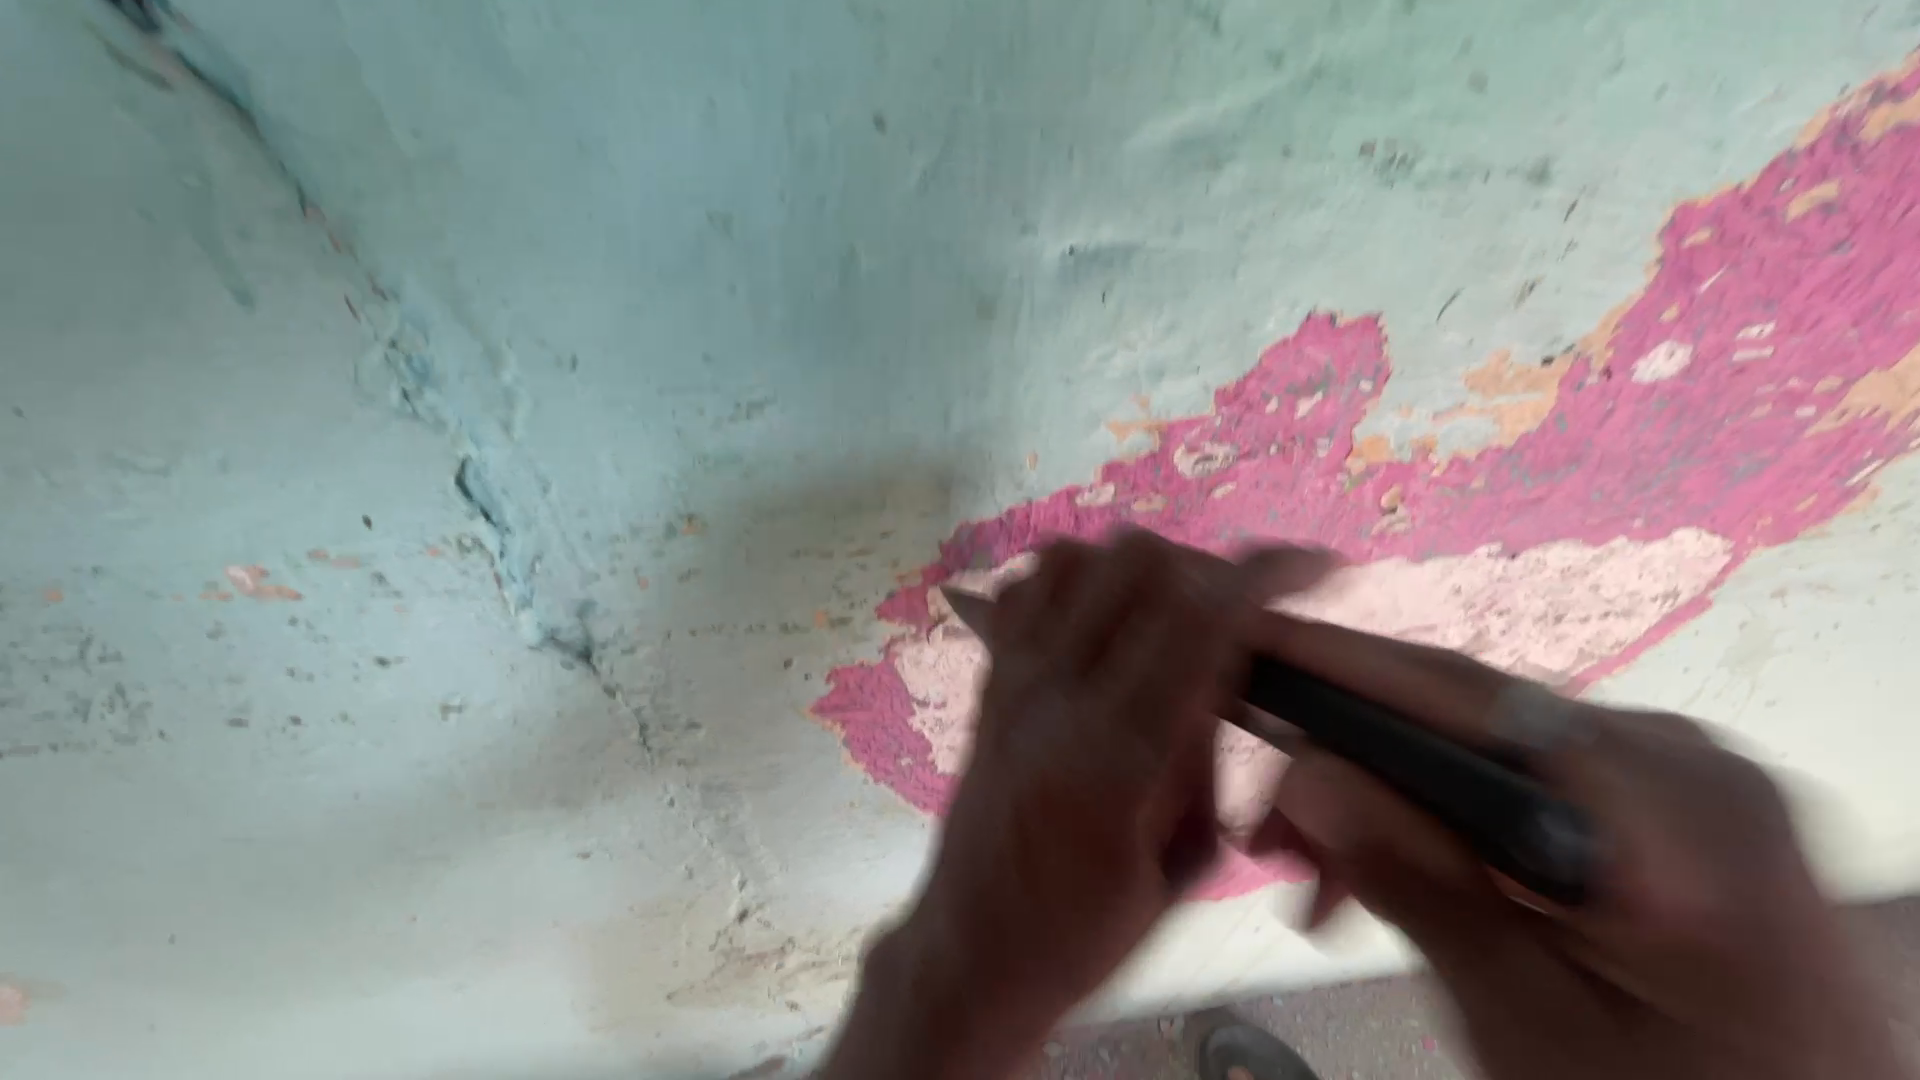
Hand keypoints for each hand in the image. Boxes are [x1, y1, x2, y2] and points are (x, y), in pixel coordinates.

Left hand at [817, 531, 1334, 1079]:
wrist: (971, 946)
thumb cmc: (1082, 932)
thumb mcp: (1179, 863)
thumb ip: (1203, 753)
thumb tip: (1222, 665)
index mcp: (1112, 750)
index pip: (1199, 621)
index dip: (1265, 577)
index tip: (1312, 567)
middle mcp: (1053, 691)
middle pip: (1136, 563)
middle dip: (1205, 570)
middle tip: (1234, 613)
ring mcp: (1010, 675)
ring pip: (1077, 556)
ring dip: (1139, 570)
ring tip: (1169, 614)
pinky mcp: (986, 676)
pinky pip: (1026, 586)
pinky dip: (1073, 579)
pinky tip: (1101, 618)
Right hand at [1249, 615, 1909, 1079]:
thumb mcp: (1530, 1022)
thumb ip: (1420, 888)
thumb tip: (1302, 773)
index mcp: (1682, 807)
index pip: (1471, 701)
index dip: (1345, 664)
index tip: (1246, 646)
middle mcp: (1674, 755)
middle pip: (1455, 724)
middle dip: (1342, 768)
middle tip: (1262, 838)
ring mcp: (1658, 770)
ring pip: (1460, 751)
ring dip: (1372, 801)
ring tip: (1307, 878)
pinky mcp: (1634, 795)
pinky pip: (1492, 779)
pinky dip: (1422, 818)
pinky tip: (1374, 873)